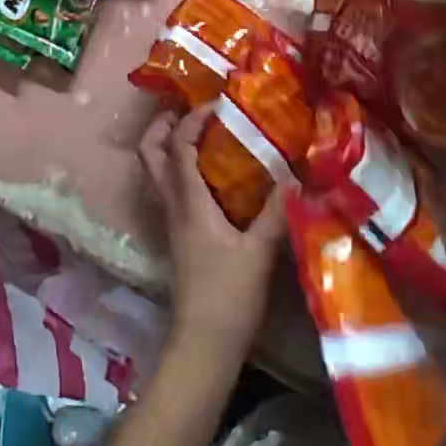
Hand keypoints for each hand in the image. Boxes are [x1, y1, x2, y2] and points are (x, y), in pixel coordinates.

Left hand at [138, 107, 287, 348]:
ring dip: (167, 144)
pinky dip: (179, 167)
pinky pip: (169, 186)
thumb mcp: (259, 254)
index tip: (214, 104)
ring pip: (155, 169)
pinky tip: (209, 172)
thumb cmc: (228, 296)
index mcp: (187, 202)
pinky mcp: (178, 232)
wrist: (203, 340)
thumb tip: (296, 176)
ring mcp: (171, 218)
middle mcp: (171, 204)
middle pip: (149, 153)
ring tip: (199, 132)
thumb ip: (277, 214)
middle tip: (188, 110)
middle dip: (162, 126)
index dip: (190, 120)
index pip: (177, 148)